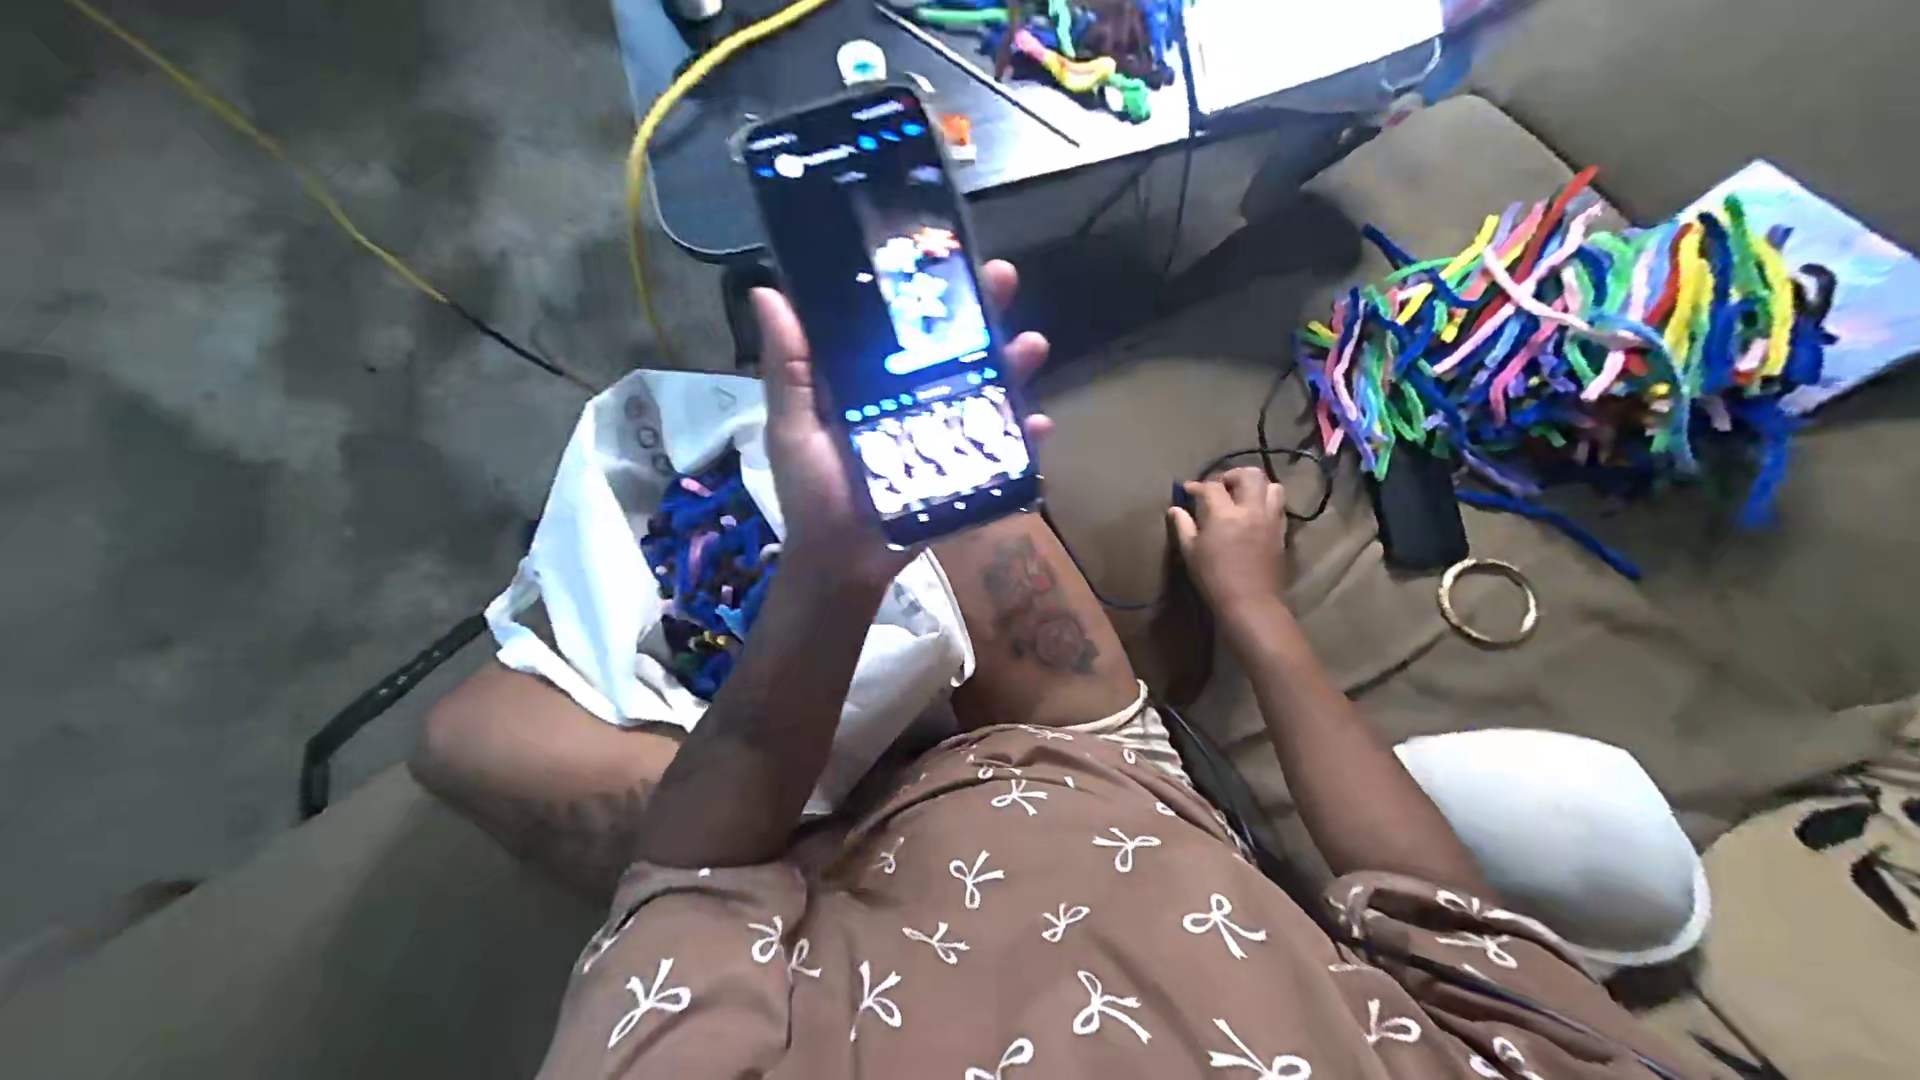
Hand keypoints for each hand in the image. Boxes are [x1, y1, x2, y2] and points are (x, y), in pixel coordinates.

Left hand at [751, 259, 1052, 590]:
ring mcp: (942, 434)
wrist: (844, 562)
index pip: (899, 327)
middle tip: (1004, 279)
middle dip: (980, 315)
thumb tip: (768, 293)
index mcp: (870, 383)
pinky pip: (999, 448)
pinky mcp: (962, 469)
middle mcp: (911, 399)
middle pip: (951, 350)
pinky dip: (1021, 439)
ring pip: (982, 390)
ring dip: (1011, 366)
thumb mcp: (794, 427)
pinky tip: (1038, 424)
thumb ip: (788, 369)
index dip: (920, 290)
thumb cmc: (815, 495)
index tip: (939, 252)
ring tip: (1032, 345)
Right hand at [1168, 467, 1288, 622]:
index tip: (1188, 490)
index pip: (1211, 487)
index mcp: (1224, 514)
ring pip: (1271, 485)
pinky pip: (1278, 505)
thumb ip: (1183, 526)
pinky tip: (1253, 513)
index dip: (1197, 485)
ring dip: (1255, 485)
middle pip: (1249, 475)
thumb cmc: (1213, 578)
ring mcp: (1270, 519)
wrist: (1250, 601)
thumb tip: (1175, 509)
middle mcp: (1251, 510)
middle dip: (1231, 475)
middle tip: (1219, 487)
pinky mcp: (1281, 531)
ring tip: (1241, 496)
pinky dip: (1265, 501)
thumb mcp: (1190, 552)